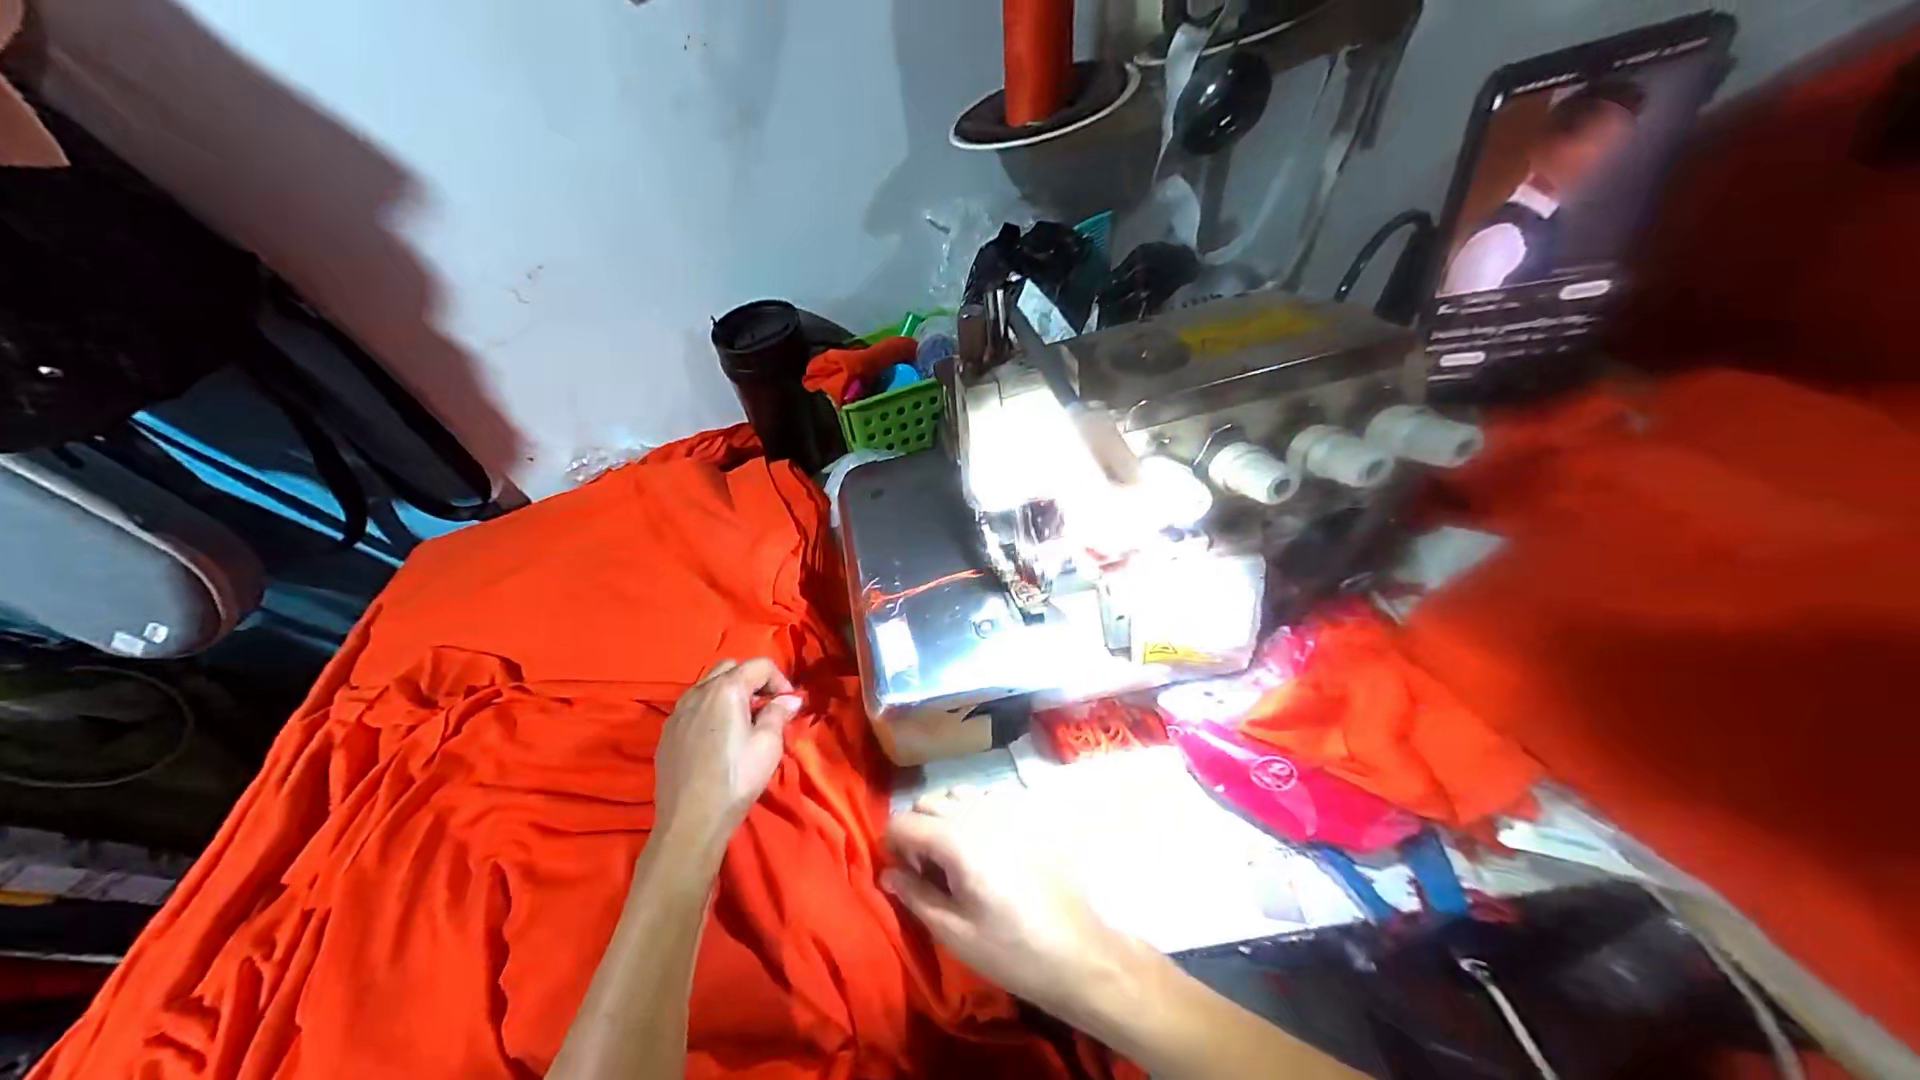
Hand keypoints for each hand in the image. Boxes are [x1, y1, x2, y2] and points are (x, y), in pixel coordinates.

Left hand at [654, 659, 801, 848]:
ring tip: (744, 721)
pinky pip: (693, 707)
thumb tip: (788, 699)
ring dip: (730, 693)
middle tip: (767, 706)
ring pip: (708, 686)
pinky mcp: (667, 733)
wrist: (691, 820)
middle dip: (752, 680)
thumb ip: (778, 713)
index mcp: (726, 689)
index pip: (759, 665)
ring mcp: (678, 712)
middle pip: (730, 667)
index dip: (780, 679)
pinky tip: (719, 738)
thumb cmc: (736, 778)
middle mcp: (698, 692)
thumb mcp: (768, 745)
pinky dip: (711, 710)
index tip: (788, 703)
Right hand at [881, 787, 1146, 1024]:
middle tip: (927, 871)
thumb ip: (915, 895)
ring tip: (953, 859)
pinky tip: (983, 849)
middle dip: (916, 829)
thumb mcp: (955, 933)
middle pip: (927, 802)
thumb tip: (887, 872)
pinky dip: (970, 812)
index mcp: (957, 841)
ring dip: (942, 817)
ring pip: (955, 793)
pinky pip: (984, 797)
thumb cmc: (1011, 949)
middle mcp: (978, 813)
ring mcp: (1005, 808)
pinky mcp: (1026, 813)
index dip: (892, 845)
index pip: (903, 822)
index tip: (901, 874)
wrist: (1077, 950)